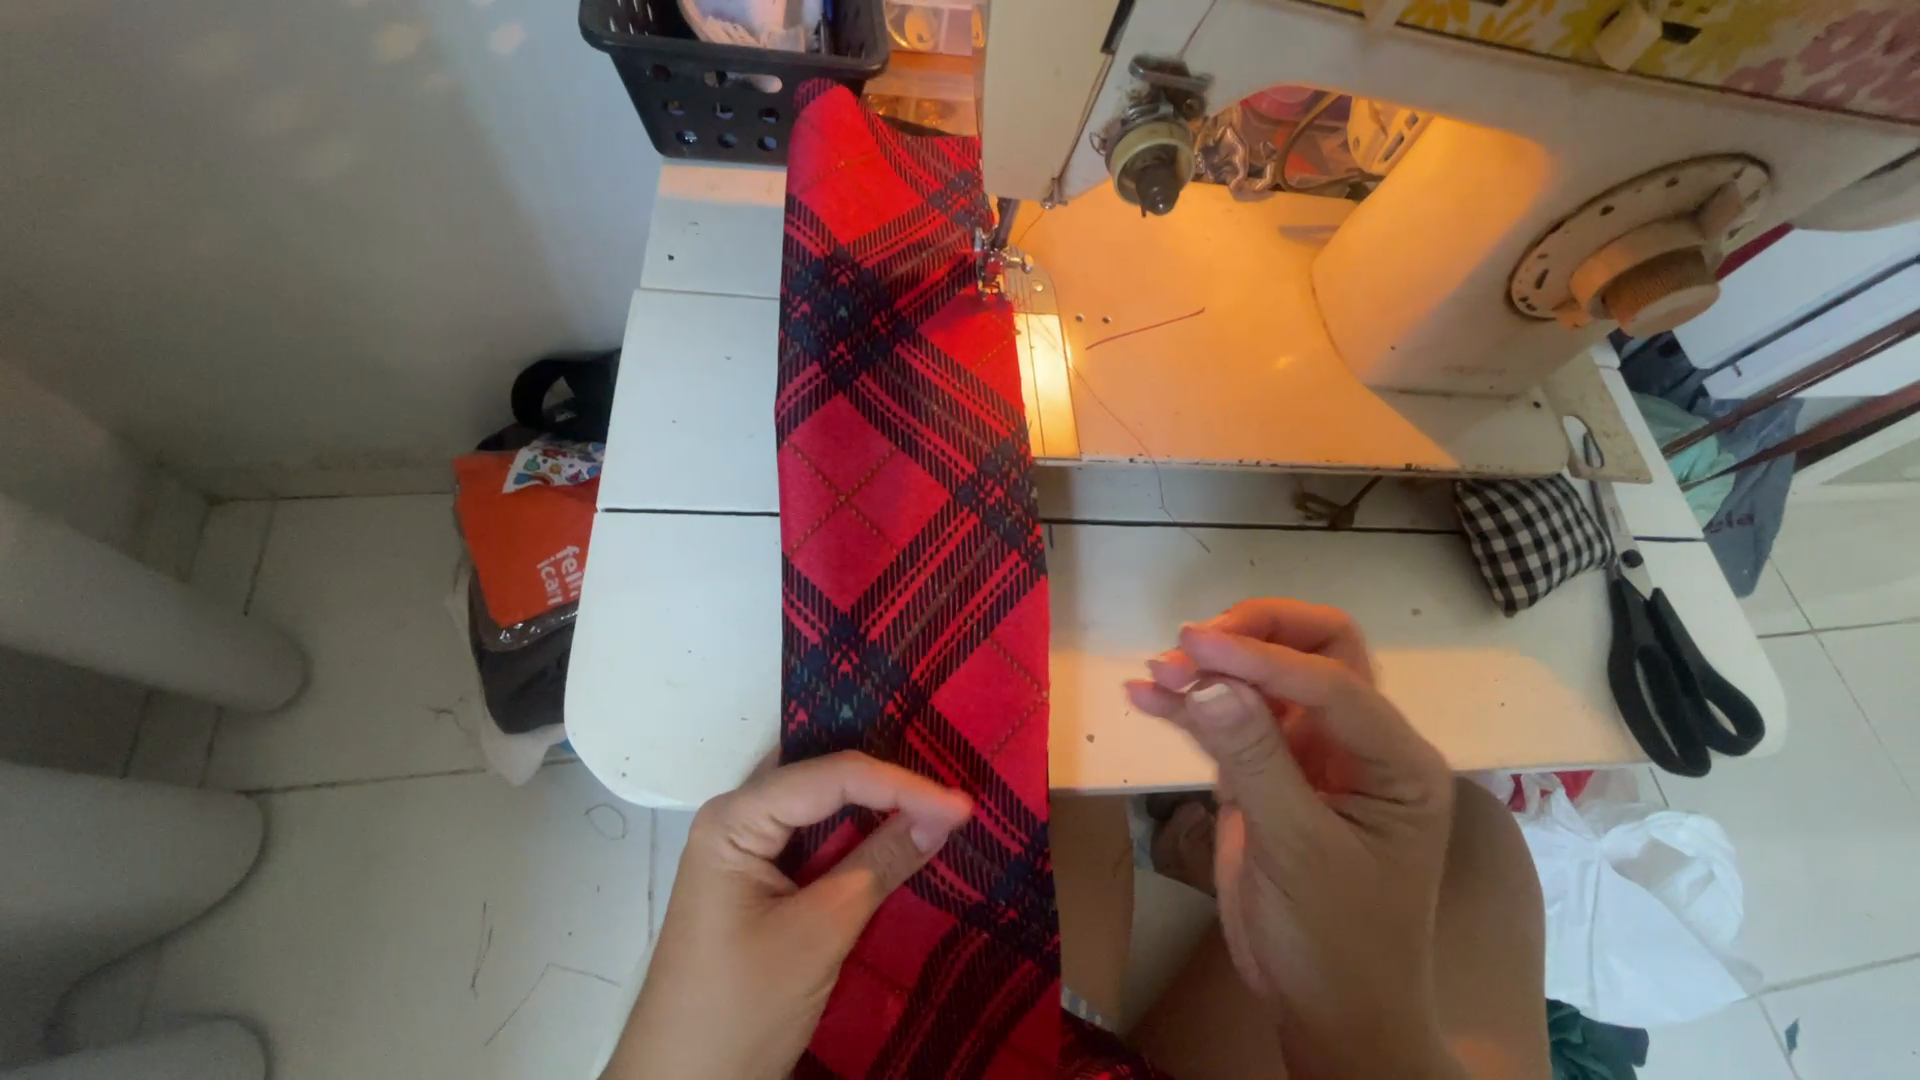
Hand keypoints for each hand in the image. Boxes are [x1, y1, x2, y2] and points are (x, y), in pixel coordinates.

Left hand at [602, 752, 971, 1079]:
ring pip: (822, 803)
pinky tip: (896, 832)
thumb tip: (944, 817)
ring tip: (937, 806)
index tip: (964, 807)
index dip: (903, 785)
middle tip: (952, 795)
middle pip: (825, 777)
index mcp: (736, 817)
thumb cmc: (741, 1011)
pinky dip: (858, 834)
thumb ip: (881, 863)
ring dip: (877, 804)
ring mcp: (744, 843)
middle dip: (890, 781)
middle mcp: (738, 813)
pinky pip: (814, 834)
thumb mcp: (820, 934)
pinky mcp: (756, 873)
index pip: (833, 777)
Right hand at [1125, 599, 1460, 1079]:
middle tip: (1197, 642)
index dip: (1262, 657)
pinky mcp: (1264, 773)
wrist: (1324, 1011)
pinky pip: (1227, 722)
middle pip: (1318, 651)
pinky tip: (1144, 694)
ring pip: (1266, 679)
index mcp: (1395, 760)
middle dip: (1259, 634)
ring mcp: (1307, 755)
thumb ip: (1253, 759)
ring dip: (1216, 666)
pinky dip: (1188, 704)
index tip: (1195, 645)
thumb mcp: (1298, 850)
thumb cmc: (1335, 941)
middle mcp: (1356, 743)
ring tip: (1160, 668)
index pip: (1332, 681)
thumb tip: (1205, 680)